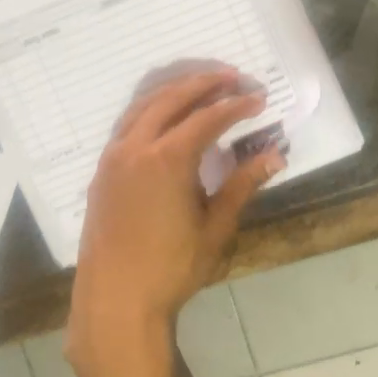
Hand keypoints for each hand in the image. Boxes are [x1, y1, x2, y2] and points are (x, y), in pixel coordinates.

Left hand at [66, 67, 283, 372]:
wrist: (117, 299)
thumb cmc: (173, 266)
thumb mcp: (216, 226)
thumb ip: (242, 185)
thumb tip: (275, 156)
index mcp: (167, 160)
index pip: (207, 118)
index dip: (236, 105)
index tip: (260, 98)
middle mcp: (135, 149)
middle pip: (170, 99)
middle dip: (203, 83)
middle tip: (233, 77)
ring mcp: (113, 159)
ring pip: (142, 106)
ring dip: (173, 90)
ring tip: (201, 85)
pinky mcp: (103, 173)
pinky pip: (127, 125)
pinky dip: (150, 109)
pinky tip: (167, 117)